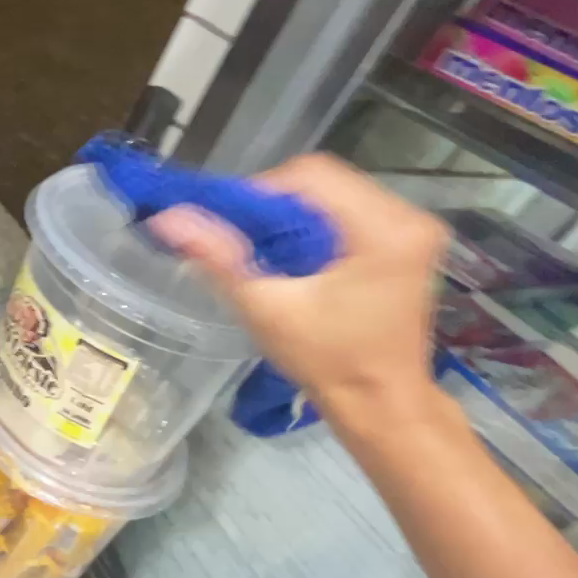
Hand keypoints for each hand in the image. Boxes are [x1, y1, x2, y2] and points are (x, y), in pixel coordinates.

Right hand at [147, 153, 449, 420]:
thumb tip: (167, 218)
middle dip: (272, 204)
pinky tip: (292, 254)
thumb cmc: (328, 359)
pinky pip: (344, 207)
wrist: (381, 402)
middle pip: (320, 178)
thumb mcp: (265, 308)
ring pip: (330, 190)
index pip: (308, 175)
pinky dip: (308, 222)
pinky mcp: (403, 240)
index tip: (232, 227)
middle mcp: (406, 218)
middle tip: (244, 240)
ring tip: (266, 250)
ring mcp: (410, 227)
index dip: (259, 192)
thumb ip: (218, 258)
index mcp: (383, 230)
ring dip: (288, 212)